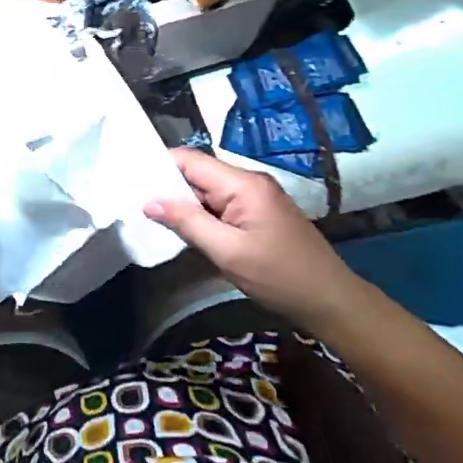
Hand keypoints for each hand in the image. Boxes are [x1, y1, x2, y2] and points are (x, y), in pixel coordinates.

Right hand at [145, 148, 367, 326]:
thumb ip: (187, 223)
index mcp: (243, 184)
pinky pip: (220, 204)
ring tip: (151, 214)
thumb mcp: (228, 252)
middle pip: (197, 173)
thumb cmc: (280, 277)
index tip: (129, 178)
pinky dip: (201, 214)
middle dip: (167, 186)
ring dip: (183, 203)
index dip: (159, 165)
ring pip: (207, 190)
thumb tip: (148, 201)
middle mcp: (249, 182)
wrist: (332, 302)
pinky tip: (184, 228)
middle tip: (134, 200)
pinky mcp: (258, 213)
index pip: (190, 160)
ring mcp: (255, 197)